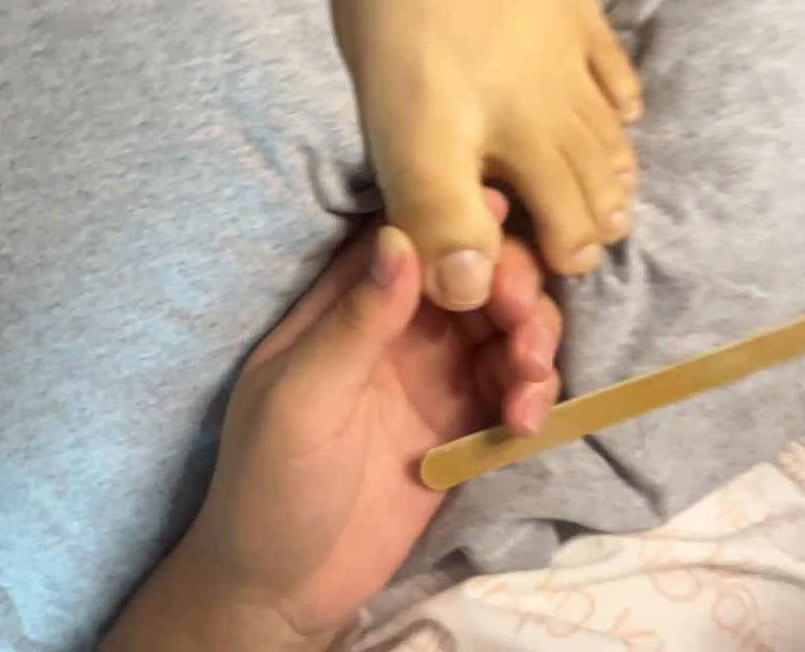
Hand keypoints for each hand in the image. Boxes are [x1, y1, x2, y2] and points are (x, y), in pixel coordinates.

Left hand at [102, 194, 561, 651]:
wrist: (284, 590)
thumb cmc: (272, 480)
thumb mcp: (302, 397)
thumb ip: (355, 321)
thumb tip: (401, 237)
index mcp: (349, 302)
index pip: (410, 235)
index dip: (457, 218)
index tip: (502, 216)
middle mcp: (401, 324)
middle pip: (472, 273)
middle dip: (510, 281)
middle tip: (520, 316)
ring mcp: (437, 371)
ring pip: (504, 323)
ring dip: (532, 335)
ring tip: (528, 375)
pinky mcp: (464, 420)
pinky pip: (512, 384)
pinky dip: (532, 390)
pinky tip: (524, 421)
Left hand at [325, 0, 641, 311]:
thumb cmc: (405, 23)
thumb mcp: (409, 134)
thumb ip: (444, 215)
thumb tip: (473, 290)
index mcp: (526, 137)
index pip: (567, 213)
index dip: (569, 246)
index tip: (567, 265)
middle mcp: (562, 95)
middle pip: (594, 169)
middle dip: (597, 212)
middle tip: (598, 238)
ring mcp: (570, 40)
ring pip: (607, 120)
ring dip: (614, 163)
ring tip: (620, 189)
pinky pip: (608, 56)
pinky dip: (619, 90)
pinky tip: (626, 102)